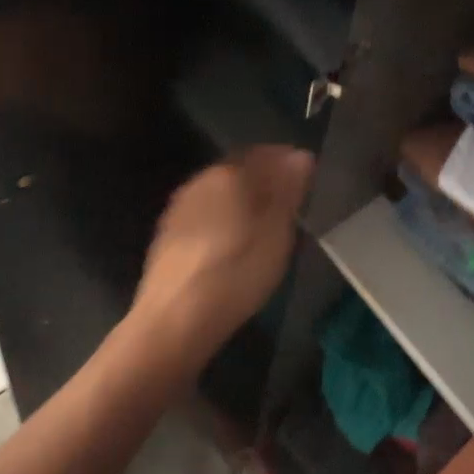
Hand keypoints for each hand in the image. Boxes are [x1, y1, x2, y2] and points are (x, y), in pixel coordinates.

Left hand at [130, 145, 313, 360]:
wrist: (174, 321)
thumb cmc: (236, 274)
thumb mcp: (276, 233)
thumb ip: (287, 190)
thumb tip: (300, 155)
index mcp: (229, 173)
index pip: (265, 152)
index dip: (286, 161)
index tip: (306, 176)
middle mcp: (201, 180)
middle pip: (240, 169)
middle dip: (264, 179)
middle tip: (289, 200)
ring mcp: (181, 207)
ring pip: (220, 191)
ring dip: (242, 199)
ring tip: (263, 223)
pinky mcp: (168, 234)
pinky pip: (205, 213)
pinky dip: (223, 218)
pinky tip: (231, 242)